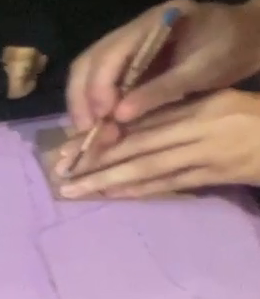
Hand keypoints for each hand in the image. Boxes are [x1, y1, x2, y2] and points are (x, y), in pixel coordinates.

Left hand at [58, 89, 259, 197]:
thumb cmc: (256, 121)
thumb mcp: (220, 108)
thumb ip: (176, 117)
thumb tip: (119, 133)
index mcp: (207, 104)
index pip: (143, 121)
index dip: (101, 137)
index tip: (66, 149)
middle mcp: (208, 125)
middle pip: (138, 144)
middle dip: (94, 159)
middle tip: (58, 172)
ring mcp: (215, 151)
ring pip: (147, 166)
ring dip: (106, 179)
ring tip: (72, 189)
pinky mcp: (222, 173)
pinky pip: (170, 183)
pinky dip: (137, 189)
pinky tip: (110, 194)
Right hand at [65, 0, 259, 135]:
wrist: (251, 38)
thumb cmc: (235, 49)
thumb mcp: (205, 70)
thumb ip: (162, 89)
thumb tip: (117, 116)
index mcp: (158, 20)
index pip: (110, 54)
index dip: (99, 87)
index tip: (103, 118)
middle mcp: (131, 28)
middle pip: (87, 64)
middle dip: (83, 98)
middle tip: (88, 128)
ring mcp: (122, 41)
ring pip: (82, 73)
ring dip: (80, 103)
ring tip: (89, 127)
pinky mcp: (119, 57)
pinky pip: (91, 80)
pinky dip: (88, 102)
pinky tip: (96, 118)